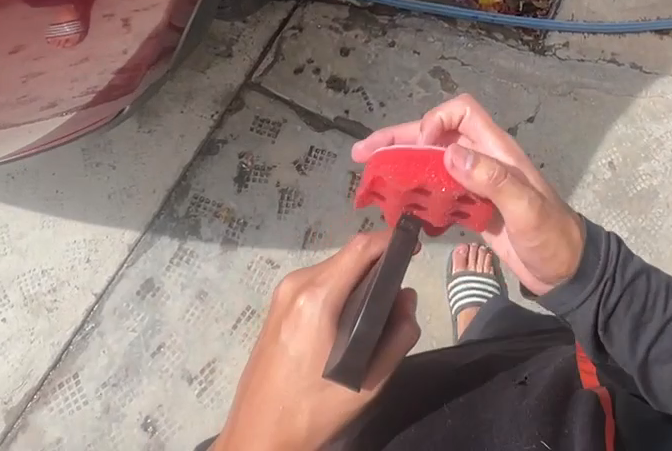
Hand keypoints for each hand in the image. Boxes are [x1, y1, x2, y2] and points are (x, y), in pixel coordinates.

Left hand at [214, 230, 419, 450]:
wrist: (256, 439)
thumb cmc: (312, 412)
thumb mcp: (368, 383)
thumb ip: (399, 336)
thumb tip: (407, 297)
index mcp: (317, 298)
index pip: (361, 248)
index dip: (391, 240)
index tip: (415, 248)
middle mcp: (297, 285)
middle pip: (348, 256)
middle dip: (378, 264)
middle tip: (397, 294)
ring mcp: (283, 293)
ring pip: (333, 268)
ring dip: (358, 278)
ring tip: (375, 310)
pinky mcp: (277, 305)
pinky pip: (318, 282)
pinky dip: (339, 288)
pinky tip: (347, 319)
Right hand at [352, 94, 583, 294]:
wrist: (567, 272)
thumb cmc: (552, 237)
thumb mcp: (526, 208)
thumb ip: (492, 179)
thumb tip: (450, 153)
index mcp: (497, 150)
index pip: (461, 113)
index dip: (435, 121)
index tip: (418, 148)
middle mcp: (484, 161)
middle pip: (437, 137)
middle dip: (399, 140)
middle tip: (363, 154)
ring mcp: (477, 186)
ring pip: (433, 165)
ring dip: (403, 170)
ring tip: (372, 183)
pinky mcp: (473, 210)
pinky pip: (439, 194)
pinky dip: (417, 198)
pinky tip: (398, 211)